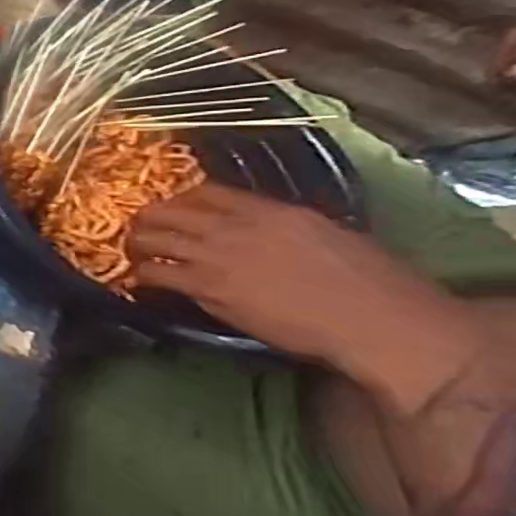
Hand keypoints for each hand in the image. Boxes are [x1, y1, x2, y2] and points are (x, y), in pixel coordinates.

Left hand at [128, 184, 484, 407]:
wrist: (381, 324)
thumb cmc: (375, 284)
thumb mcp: (329, 234)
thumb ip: (285, 227)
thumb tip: (265, 230)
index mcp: (269, 210)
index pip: (206, 192)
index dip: (181, 199)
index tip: (173, 209)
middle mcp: (233, 227)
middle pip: (167, 210)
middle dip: (146, 217)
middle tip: (140, 229)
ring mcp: (215, 256)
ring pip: (152, 238)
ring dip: (137, 244)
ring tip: (133, 252)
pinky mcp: (207, 287)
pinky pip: (157, 274)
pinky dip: (142, 275)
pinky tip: (139, 281)